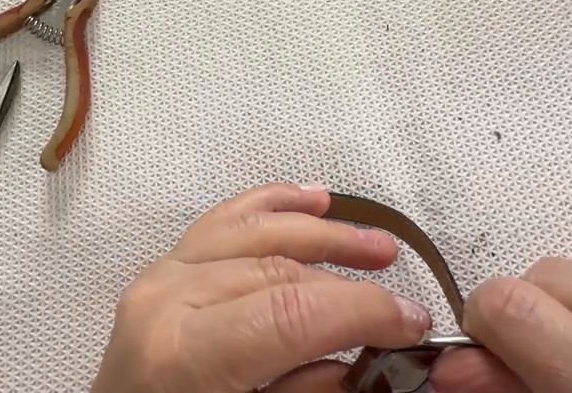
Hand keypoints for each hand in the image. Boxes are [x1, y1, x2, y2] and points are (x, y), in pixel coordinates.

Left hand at [90, 183, 433, 392]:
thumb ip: (304, 391)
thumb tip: (364, 358)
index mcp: (183, 353)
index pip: (288, 312)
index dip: (358, 310)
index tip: (410, 320)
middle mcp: (168, 298)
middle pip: (277, 268)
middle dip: (348, 278)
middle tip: (402, 296)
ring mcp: (160, 275)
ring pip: (255, 230)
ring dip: (321, 232)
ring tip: (376, 243)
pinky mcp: (163, 268)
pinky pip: (222, 222)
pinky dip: (270, 204)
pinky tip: (311, 198)